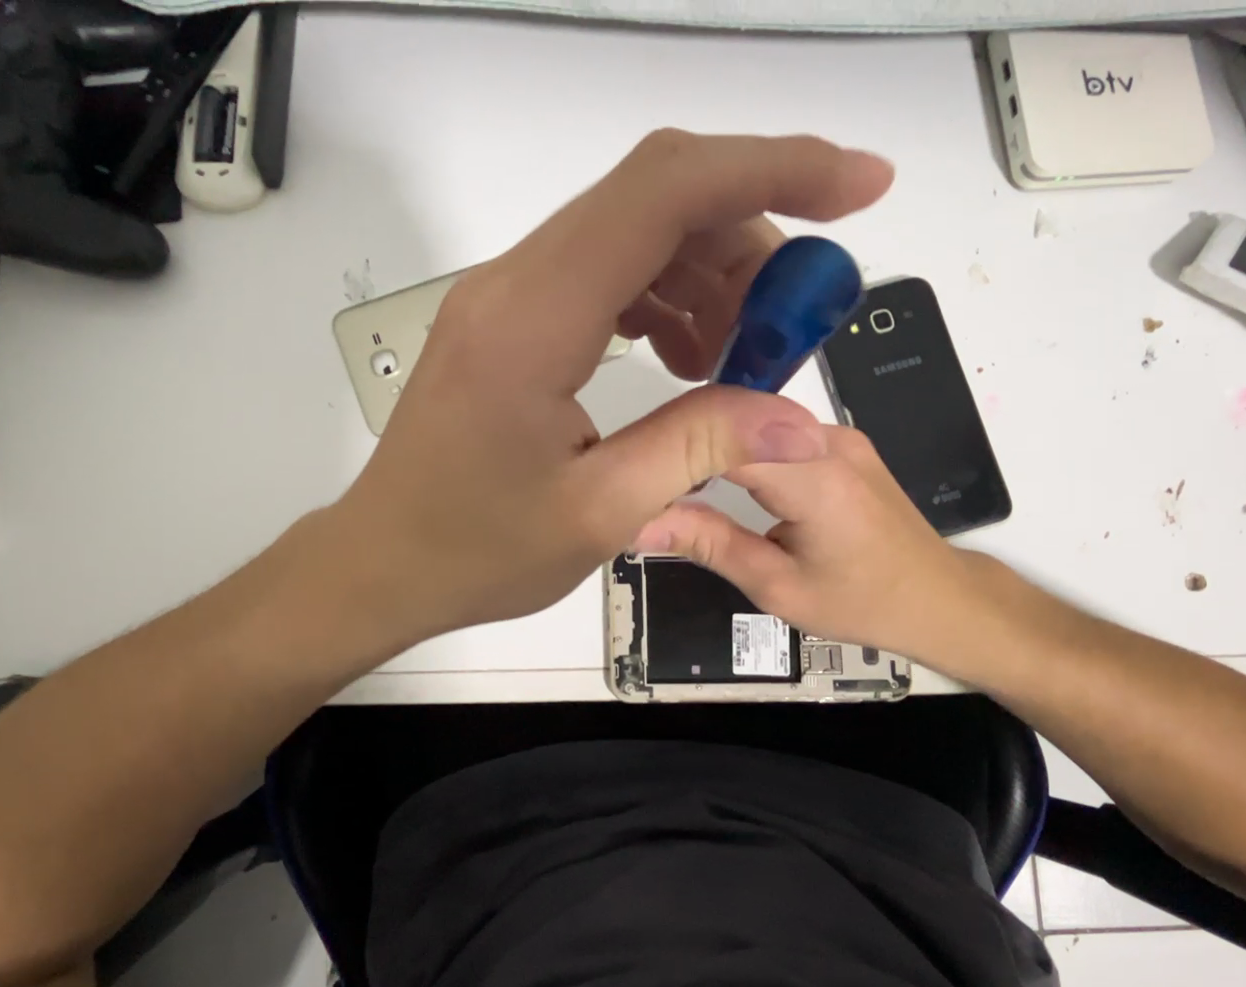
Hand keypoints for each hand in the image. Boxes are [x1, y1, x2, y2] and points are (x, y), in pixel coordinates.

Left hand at [330, 130, 894, 637]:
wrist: (384, 559)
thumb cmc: (475, 550)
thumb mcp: (600, 511)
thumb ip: (700, 444)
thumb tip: (800, 420)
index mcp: (534, 321)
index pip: (664, 193)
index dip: (774, 169)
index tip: (862, 186)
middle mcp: (515, 282)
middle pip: (654, 197)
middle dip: (747, 235)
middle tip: (792, 316)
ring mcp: (505, 293)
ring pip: (632, 230)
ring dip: (706, 269)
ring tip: (740, 351)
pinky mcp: (507, 316)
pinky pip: (602, 269)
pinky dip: (661, 294)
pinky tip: (685, 355)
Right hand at [632, 424, 994, 662]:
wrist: (939, 599)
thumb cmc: (861, 603)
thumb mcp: (776, 587)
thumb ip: (709, 545)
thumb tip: (642, 523)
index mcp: (814, 478)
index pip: (724, 438)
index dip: (673, 450)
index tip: (637, 475)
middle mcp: (829, 440)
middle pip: (739, 421)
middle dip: (690, 443)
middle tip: (649, 478)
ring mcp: (841, 436)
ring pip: (757, 422)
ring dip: (716, 443)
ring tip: (676, 478)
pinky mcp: (844, 442)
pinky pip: (779, 430)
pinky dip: (745, 447)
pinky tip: (721, 473)